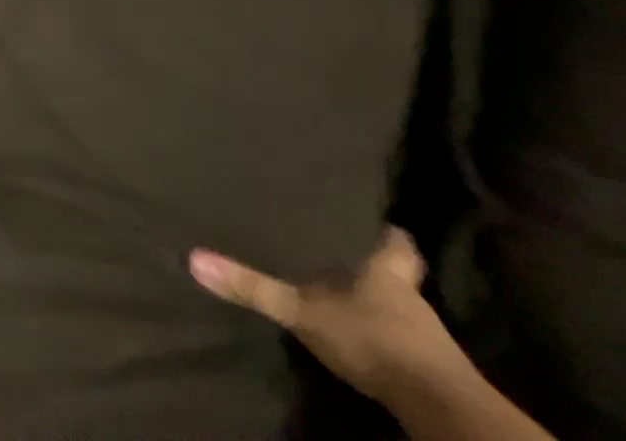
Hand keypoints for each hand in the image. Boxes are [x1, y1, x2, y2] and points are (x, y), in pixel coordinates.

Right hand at [188, 227, 474, 405]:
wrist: (432, 401)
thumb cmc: (370, 338)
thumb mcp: (300, 311)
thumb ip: (252, 287)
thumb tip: (194, 257)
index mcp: (386, 274)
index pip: (395, 245)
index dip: (388, 235)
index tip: (380, 224)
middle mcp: (409, 298)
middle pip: (395, 275)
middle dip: (372, 268)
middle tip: (346, 256)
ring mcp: (420, 333)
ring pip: (396, 306)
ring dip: (374, 302)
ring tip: (343, 296)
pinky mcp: (422, 363)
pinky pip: (398, 337)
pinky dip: (378, 333)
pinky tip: (357, 335)